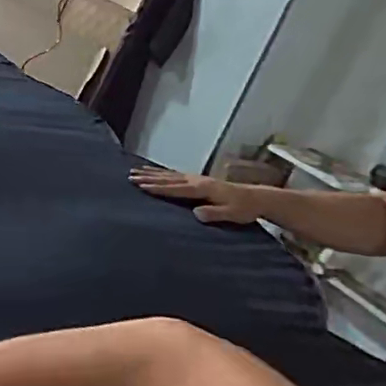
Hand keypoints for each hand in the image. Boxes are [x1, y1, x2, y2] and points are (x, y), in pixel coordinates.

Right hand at [129, 167, 263, 223]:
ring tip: (135, 171)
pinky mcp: (197, 180)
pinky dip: (162, 172)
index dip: (158, 187)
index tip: (141, 186)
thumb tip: (195, 214)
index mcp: (202, 189)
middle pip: (168, 179)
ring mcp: (196, 178)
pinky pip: (175, 174)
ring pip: (169, 174)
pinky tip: (155, 172)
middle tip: (131, 176)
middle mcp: (196, 180)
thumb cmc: (244, 208)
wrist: (255, 198)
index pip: (175, 188)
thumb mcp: (232, 214)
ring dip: (152, 173)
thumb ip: (214, 214)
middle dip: (149, 177)